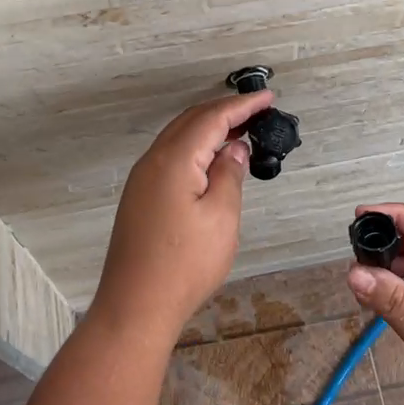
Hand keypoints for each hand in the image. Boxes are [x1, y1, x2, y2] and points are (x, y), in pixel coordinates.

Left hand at [88, 91, 274, 339]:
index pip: (212, 118)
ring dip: (209, 128)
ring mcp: (143, 179)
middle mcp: (153, 161)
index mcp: (174, 159)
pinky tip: (212, 160)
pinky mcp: (140, 196)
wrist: (135, 306)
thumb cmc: (183, 265)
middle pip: (192, 120)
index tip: (267, 98)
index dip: (242, 105)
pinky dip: (195, 147)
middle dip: (225, 111)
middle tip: (258, 111)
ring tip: (240, 129)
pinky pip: (171, 155)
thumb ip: (230, 174)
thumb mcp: (221, 217)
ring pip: (179, 136)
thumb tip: (234, 147)